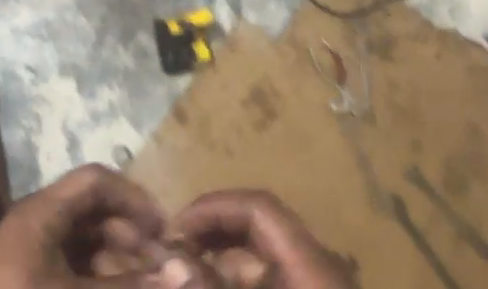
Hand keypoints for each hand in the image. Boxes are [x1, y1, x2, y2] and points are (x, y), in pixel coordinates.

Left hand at [0, 164, 193, 288]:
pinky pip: (67, 262)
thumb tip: (182, 274)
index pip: (95, 181)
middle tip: (161, 266)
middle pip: (91, 210)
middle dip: (129, 233)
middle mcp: (33, 221)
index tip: (165, 231)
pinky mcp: (23, 277)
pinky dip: (93, 274)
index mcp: (40, 211)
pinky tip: (113, 288)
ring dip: (114, 257)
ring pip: (81, 240)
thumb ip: (127, 285)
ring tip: (142, 282)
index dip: (134, 199)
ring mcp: (26, 250)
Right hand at [173, 190, 354, 288]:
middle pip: (261, 224)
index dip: (213, 208)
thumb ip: (212, 285)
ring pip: (266, 253)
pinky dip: (243, 276)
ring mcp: (317, 282)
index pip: (258, 207)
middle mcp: (317, 263)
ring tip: (189, 265)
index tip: (176, 228)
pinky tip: (217, 281)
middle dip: (214, 228)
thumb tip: (170, 260)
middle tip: (175, 246)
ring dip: (225, 252)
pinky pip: (276, 275)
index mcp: (309, 260)